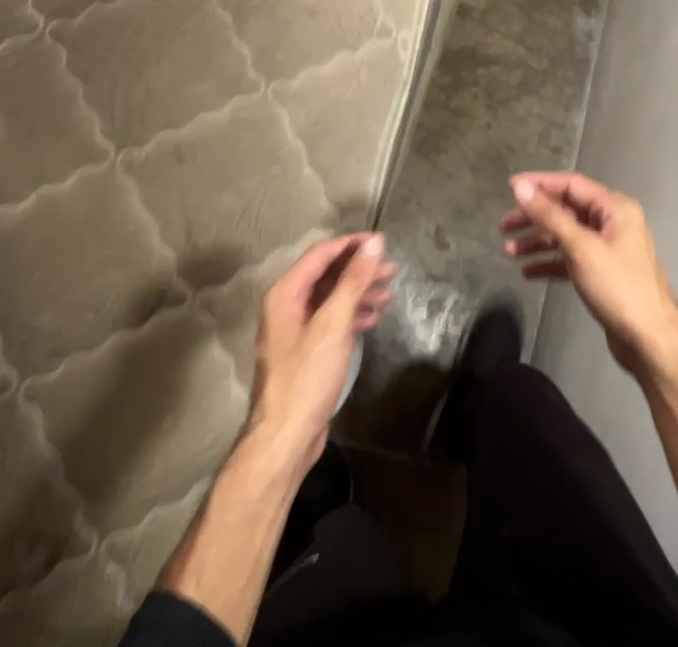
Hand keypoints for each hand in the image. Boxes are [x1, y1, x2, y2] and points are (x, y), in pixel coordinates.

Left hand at [248, 234, 394, 464]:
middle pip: (326, 275)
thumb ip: (354, 281)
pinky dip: (351, 315)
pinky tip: (371, 320)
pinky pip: (330, 321)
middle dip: (359, 270)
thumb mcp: (333, 325)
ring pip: (330, 299)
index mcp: (285, 294)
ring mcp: (294, 330)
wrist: (286, 435)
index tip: (383, 243)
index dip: (351, 245)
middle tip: (392, 270)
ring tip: (388, 295)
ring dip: (358, 293)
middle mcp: (286, 306)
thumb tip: (374, 243)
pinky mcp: (305, 350)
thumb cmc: (307, 377)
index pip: (320, 254)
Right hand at [502, 172, 677, 377]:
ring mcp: (608, 249)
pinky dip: (550, 262)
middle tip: (504, 227)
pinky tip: (528, 272)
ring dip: (538, 242)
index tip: (510, 188)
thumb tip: (521, 189)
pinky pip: (571, 259)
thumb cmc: (618, 287)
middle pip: (566, 210)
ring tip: (509, 252)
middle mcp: (613, 223)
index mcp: (615, 209)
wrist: (649, 338)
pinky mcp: (603, 273)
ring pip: (566, 236)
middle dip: (534, 217)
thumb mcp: (581, 248)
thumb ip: (550, 216)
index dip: (539, 184)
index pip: (571, 184)